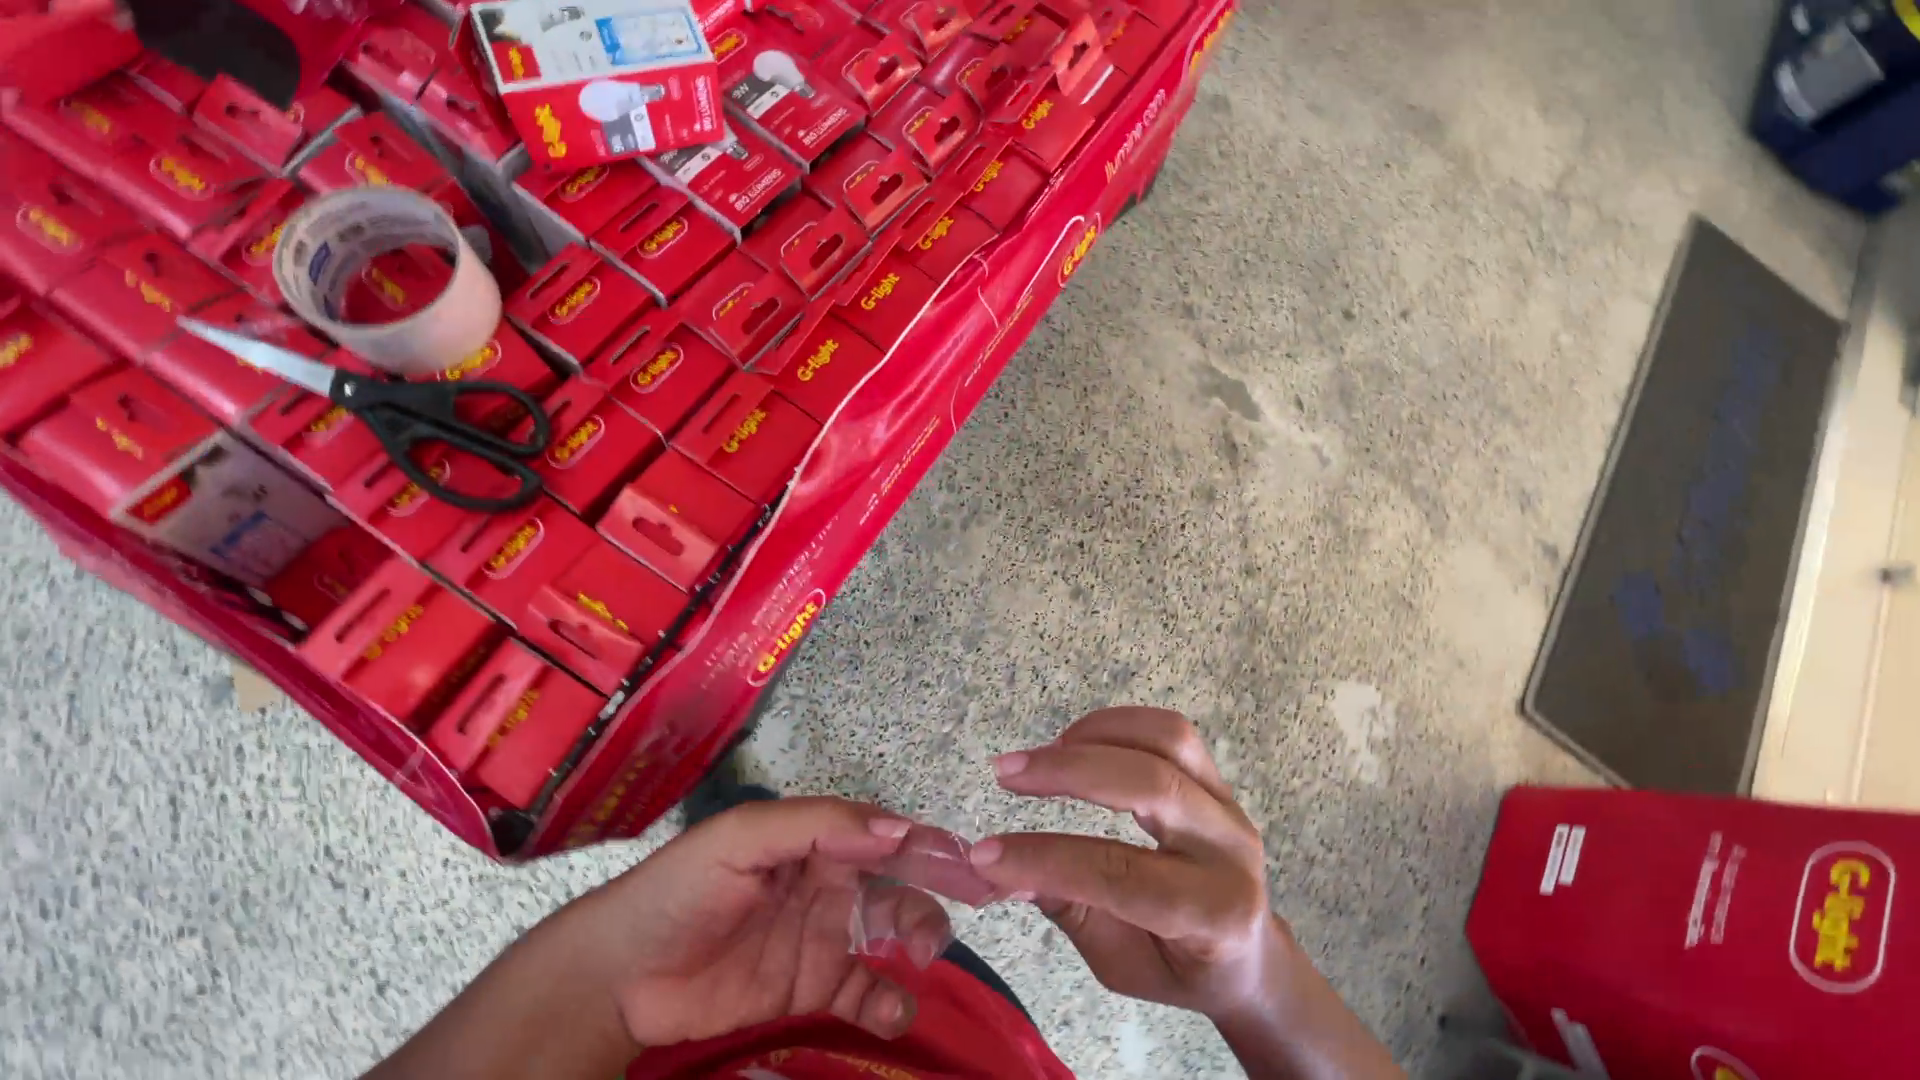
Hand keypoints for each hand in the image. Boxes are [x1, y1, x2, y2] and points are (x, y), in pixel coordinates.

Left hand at [571, 797, 953, 1047]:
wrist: (620, 976)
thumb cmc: (681, 890)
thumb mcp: (743, 839)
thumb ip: (819, 825)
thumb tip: (898, 827)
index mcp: (815, 840)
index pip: (882, 834)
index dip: (926, 843)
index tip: (968, 863)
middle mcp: (828, 882)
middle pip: (897, 880)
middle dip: (936, 889)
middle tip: (968, 904)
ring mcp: (823, 936)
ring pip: (892, 932)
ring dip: (919, 939)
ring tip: (920, 957)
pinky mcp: (812, 988)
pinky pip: (866, 992)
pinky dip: (889, 1001)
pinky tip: (892, 1009)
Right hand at [968, 708, 1291, 1020]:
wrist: (1248, 954)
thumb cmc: (1179, 968)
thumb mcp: (1118, 963)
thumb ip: (1066, 909)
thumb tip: (1000, 870)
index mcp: (1211, 913)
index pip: (1117, 872)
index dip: (1045, 858)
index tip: (985, 853)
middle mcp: (1229, 849)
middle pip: (1150, 784)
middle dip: (1069, 773)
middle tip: (1005, 773)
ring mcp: (1228, 805)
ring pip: (1168, 739)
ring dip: (1095, 735)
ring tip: (1042, 756)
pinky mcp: (1216, 779)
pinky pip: (1170, 732)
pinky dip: (1115, 725)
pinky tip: (1073, 743)